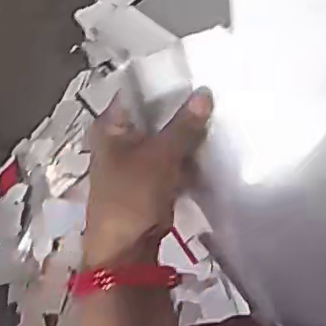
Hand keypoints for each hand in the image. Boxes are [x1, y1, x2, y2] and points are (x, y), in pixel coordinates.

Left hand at [82, 90, 211, 267]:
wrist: (126, 254)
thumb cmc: (133, 197)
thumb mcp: (161, 156)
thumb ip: (184, 125)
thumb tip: (205, 92)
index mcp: (110, 127)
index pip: (136, 92)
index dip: (163, 81)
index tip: (193, 71)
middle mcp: (119, 139)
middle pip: (153, 115)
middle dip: (180, 108)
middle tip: (211, 93)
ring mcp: (134, 162)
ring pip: (165, 138)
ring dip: (186, 134)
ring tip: (216, 115)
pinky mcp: (150, 182)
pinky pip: (172, 160)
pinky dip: (186, 156)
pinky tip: (210, 146)